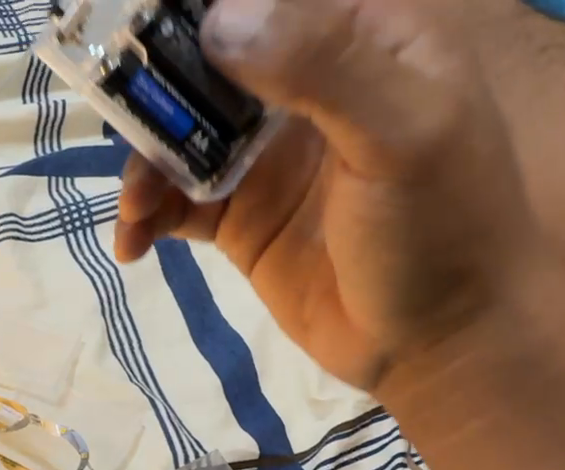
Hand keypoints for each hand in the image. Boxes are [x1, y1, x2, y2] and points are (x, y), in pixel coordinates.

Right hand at [113, 0, 544, 393]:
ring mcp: (268, 158)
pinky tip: (133, 245)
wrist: (436, 341)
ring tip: (136, 210)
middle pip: (209, 68)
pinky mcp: (239, 219)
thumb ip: (320, 68)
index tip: (139, 28)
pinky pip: (175, 206)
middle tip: (121, 119)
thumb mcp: (400, 133)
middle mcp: (306, 91)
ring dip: (145, 169)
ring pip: (182, 140)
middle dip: (157, 94)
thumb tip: (217, 21)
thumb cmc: (443, 228)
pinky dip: (146, 220)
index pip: (270, 2)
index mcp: (363, 40)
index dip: (200, 10)